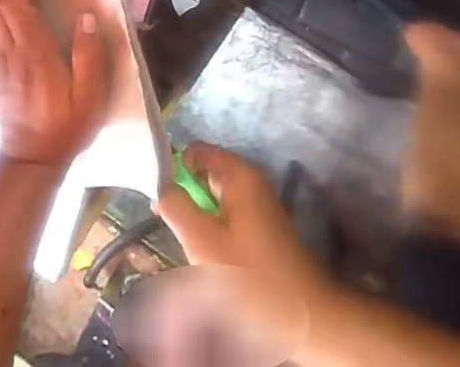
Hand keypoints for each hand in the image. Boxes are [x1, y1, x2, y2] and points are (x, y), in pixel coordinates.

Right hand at [153, 143, 330, 307]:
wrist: (300, 308)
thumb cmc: (247, 272)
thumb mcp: (202, 241)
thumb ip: (178, 208)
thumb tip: (162, 186)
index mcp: (239, 175)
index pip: (199, 152)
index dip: (175, 169)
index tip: (159, 197)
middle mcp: (252, 180)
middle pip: (208, 174)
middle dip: (186, 196)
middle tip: (171, 227)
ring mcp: (260, 203)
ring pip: (217, 198)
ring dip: (198, 216)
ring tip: (189, 245)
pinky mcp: (263, 226)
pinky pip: (229, 215)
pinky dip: (214, 228)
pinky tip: (208, 255)